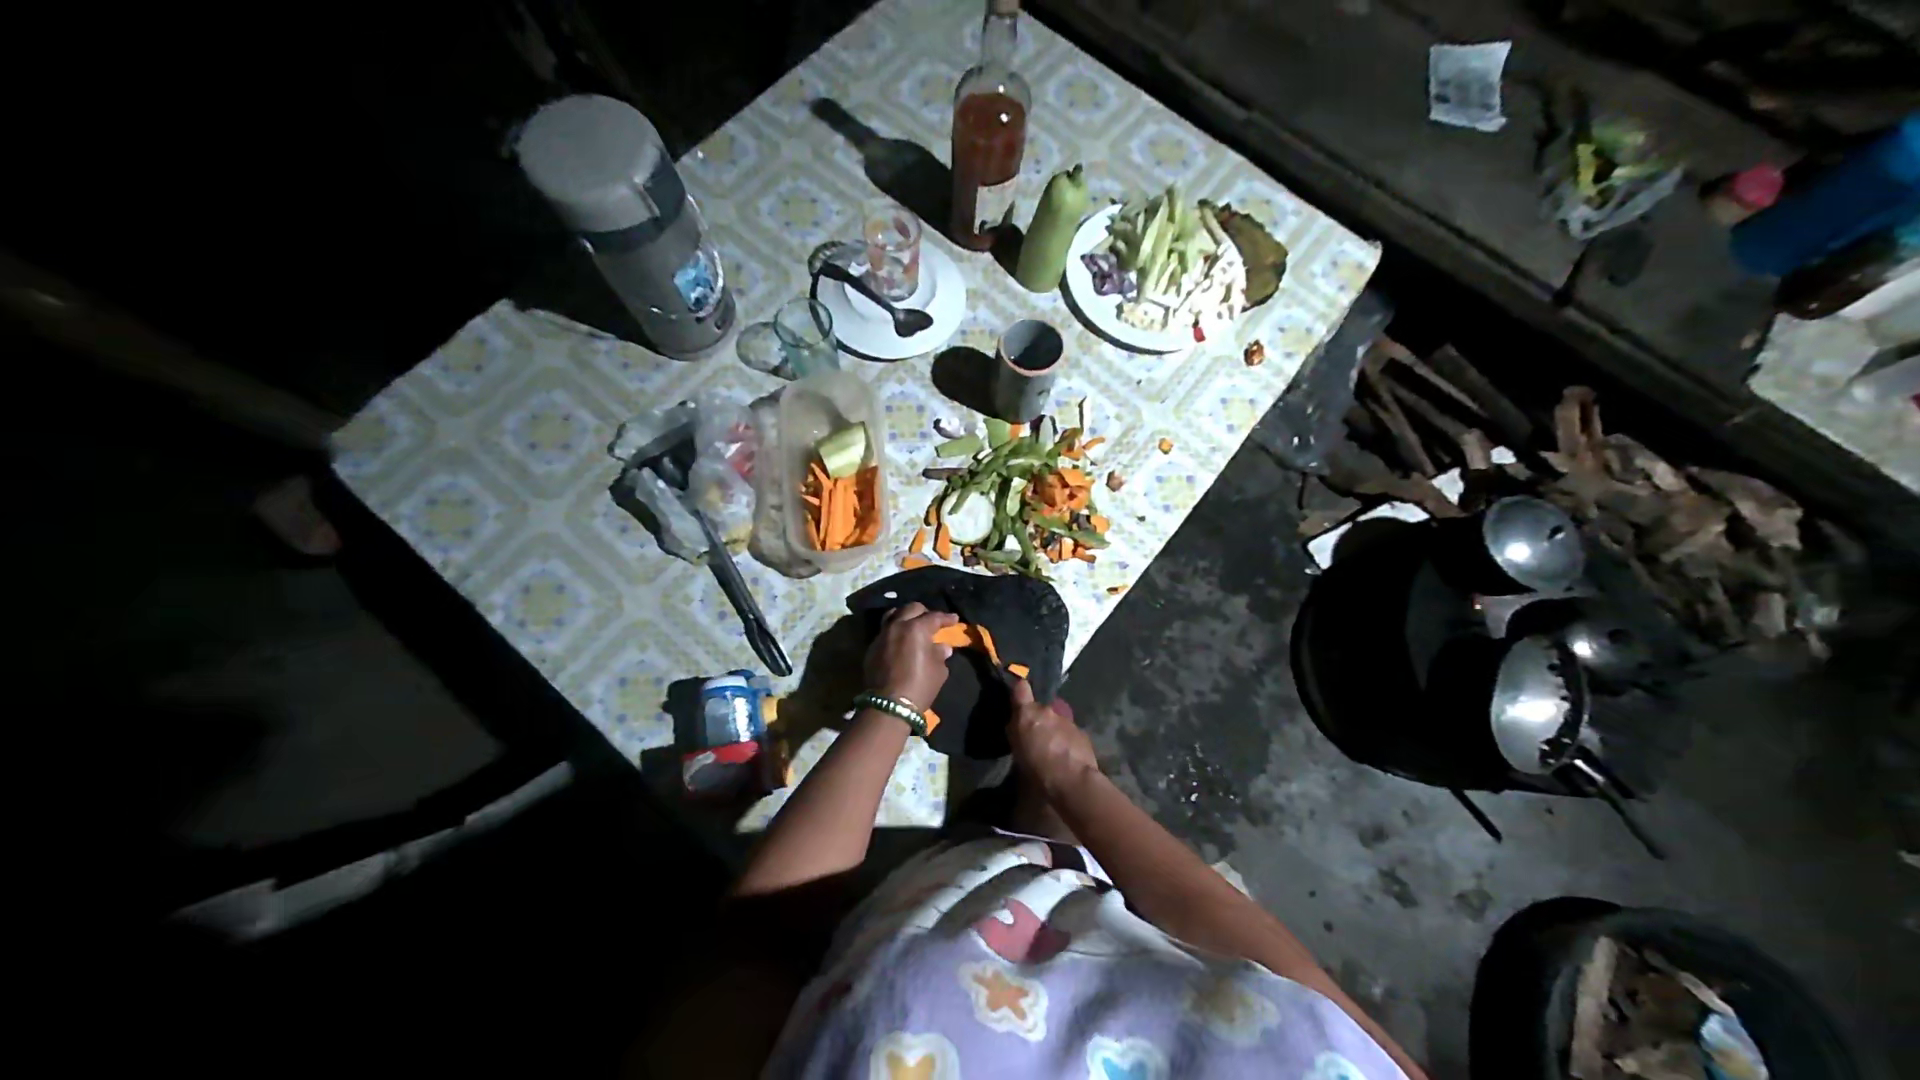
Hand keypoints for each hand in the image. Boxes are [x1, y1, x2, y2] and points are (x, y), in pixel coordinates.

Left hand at [863, 602, 959, 709]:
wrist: (889, 706)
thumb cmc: (919, 686)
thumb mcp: (938, 671)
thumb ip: (940, 655)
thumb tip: (942, 647)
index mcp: (916, 628)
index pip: (933, 617)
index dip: (946, 618)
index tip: (954, 619)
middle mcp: (897, 626)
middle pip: (911, 609)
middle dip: (924, 612)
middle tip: (932, 621)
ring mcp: (881, 636)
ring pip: (893, 616)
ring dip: (905, 617)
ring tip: (912, 625)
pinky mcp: (871, 648)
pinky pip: (885, 632)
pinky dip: (895, 632)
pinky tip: (900, 642)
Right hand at [1008, 678, 1099, 794]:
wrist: (1071, 781)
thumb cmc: (1036, 770)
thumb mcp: (1016, 752)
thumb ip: (1017, 733)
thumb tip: (1018, 727)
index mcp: (1027, 714)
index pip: (1021, 688)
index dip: (1019, 691)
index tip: (1018, 696)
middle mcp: (1047, 711)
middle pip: (1040, 709)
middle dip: (1038, 719)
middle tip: (1037, 737)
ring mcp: (1066, 720)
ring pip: (1056, 721)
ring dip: (1054, 730)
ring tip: (1054, 750)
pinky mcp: (1081, 731)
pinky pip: (1069, 732)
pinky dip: (1067, 739)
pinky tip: (1068, 756)